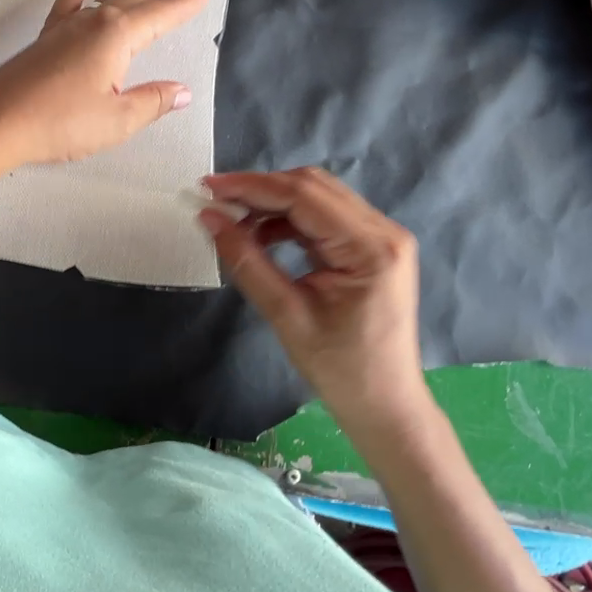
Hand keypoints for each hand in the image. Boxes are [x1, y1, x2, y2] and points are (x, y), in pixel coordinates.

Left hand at [0, 0, 209, 172]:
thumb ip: (152, 102)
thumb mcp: (116, 120)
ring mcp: (65, 29)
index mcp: (117, 36)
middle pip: (137, 0)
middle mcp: (92, 23)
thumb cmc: (58, 123)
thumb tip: (182, 91)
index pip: (162, 15)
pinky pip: (67, 7)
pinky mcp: (44, 42)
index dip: (186, 3)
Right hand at [197, 168, 432, 431]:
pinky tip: (261, 237)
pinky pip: (323, 218)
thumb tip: (209, 218)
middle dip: (260, 189)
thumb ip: (246, 259)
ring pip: (317, 198)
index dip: (251, 186)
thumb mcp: (285, 313)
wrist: (384, 405)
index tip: (207, 188)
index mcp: (370, 246)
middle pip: (313, 187)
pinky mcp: (370, 248)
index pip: (303, 196)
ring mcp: (380, 238)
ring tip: (233, 221)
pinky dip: (287, 220)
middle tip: (214, 201)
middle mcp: (383, 231)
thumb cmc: (339, 368)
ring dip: (272, 203)